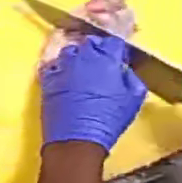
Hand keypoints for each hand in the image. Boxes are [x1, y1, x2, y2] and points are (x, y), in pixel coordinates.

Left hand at [40, 35, 146, 151]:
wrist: (75, 140)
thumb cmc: (108, 121)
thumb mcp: (134, 98)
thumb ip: (130, 77)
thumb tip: (121, 70)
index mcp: (105, 59)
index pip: (111, 42)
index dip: (115, 49)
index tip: (117, 58)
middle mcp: (81, 59)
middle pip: (89, 44)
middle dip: (95, 50)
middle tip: (100, 64)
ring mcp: (61, 70)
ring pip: (69, 53)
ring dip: (76, 58)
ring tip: (81, 70)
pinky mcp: (47, 82)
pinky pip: (51, 67)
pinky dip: (58, 68)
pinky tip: (65, 78)